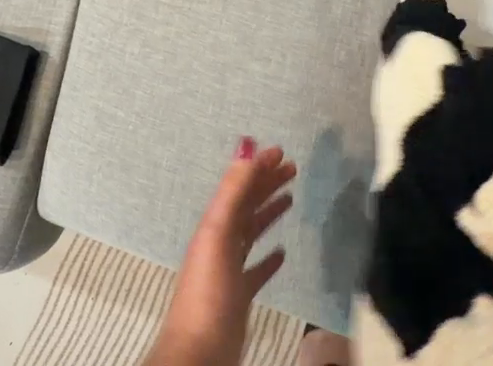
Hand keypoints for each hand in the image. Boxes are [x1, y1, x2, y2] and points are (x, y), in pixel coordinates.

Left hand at [143, 138, 296, 365]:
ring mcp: (229, 269)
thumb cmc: (208, 290)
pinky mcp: (239, 296)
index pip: (239, 186)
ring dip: (268, 212)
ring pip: (251, 232)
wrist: (199, 352)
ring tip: (291, 198)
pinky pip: (256, 269)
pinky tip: (283, 252)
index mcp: (214, 224)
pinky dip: (269, 257)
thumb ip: (232, 191)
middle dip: (266, 184)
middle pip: (246, 205)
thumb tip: (247, 147)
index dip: (257, 167)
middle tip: (293, 168)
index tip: (281, 151)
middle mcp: (220, 241)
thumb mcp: (218, 233)